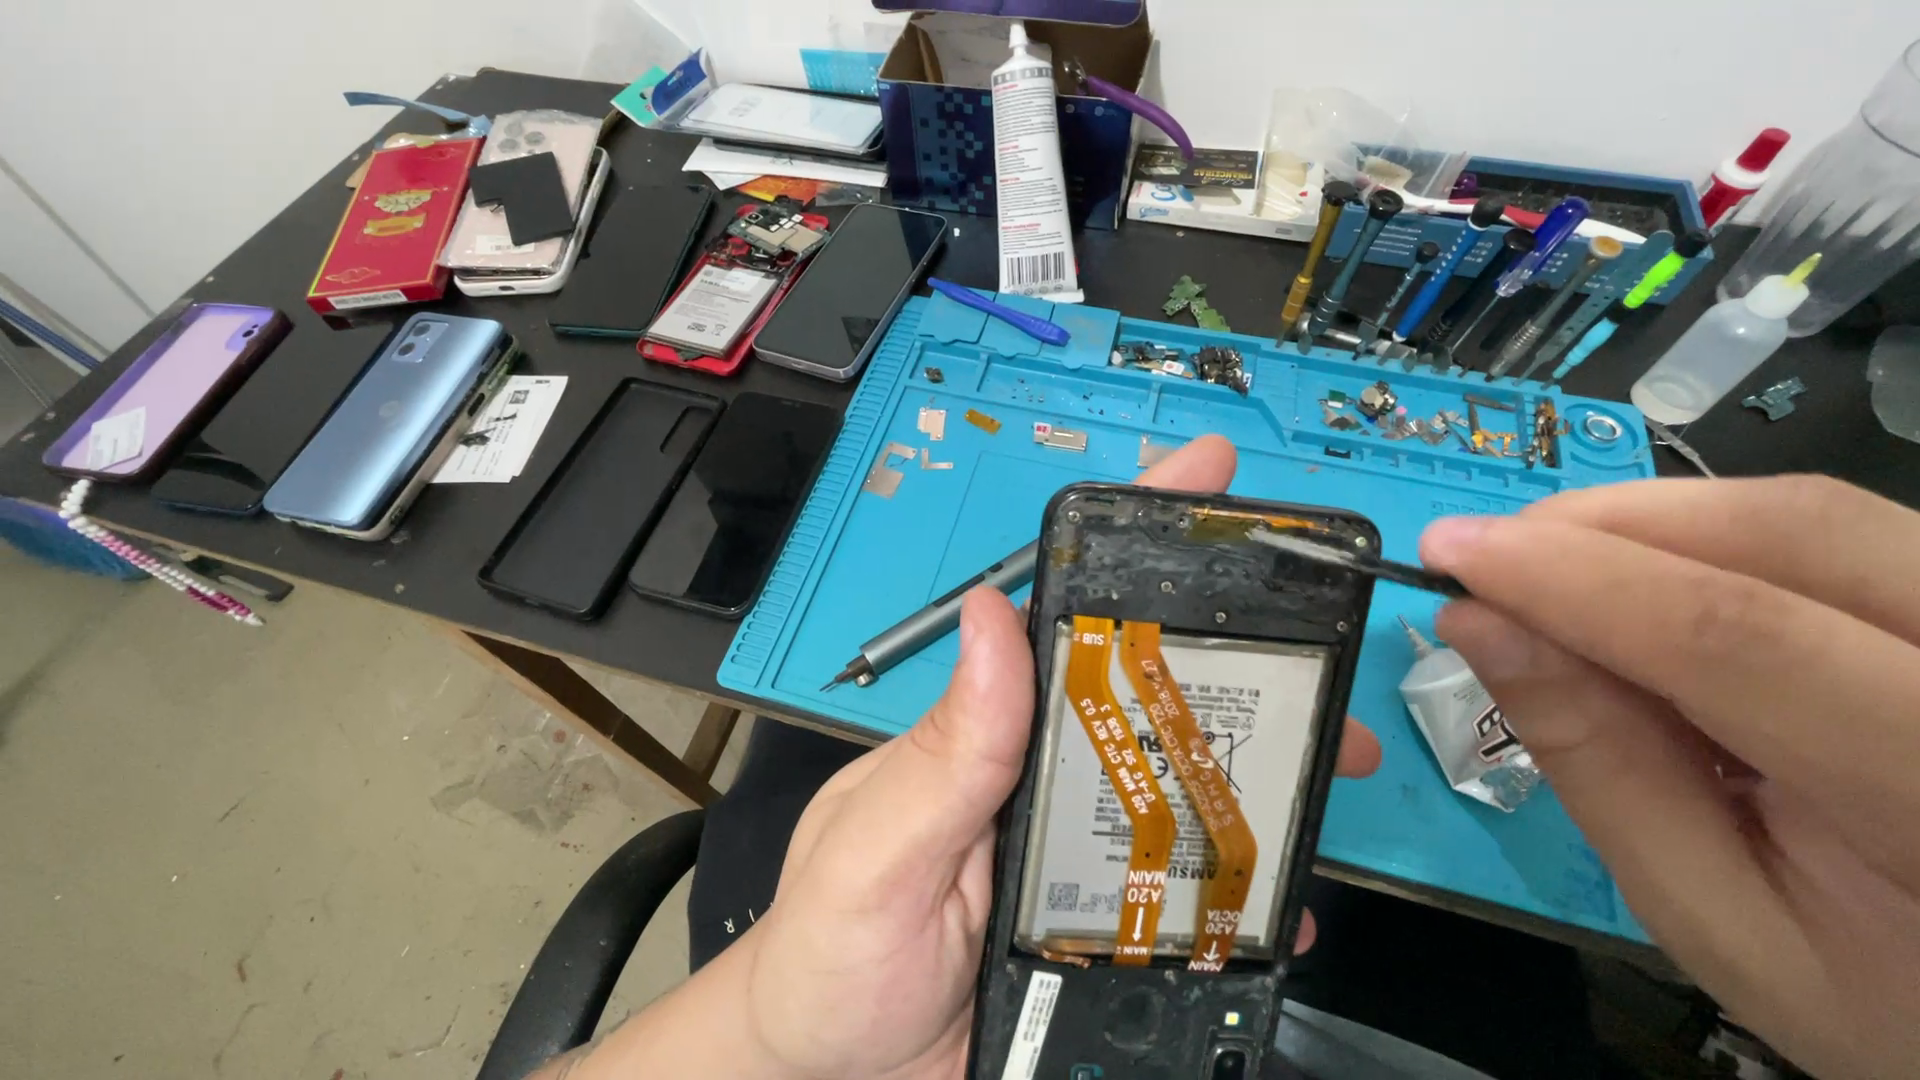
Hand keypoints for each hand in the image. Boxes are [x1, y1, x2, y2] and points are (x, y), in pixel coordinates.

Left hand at [736, 435, 1381, 1078]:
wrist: (833, 1073)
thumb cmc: (833, 955)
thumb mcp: (878, 848)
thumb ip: (943, 752)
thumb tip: (992, 612)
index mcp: (987, 732)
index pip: (1062, 616)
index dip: (1131, 540)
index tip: (1208, 478)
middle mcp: (1038, 772)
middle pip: (1147, 696)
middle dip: (1240, 665)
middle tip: (1323, 662)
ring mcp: (1075, 846)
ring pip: (1182, 786)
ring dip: (1260, 771)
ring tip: (1331, 767)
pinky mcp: (1101, 919)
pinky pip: (1186, 887)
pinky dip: (1242, 885)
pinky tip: (1282, 896)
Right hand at [1419, 475, 1919, 1078]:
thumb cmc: (1870, 990)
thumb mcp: (1711, 909)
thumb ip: (1595, 760)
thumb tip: (1476, 626)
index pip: (1734, 638)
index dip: (1568, 578)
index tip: (1447, 551)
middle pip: (1788, 533)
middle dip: (1599, 524)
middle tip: (1485, 555)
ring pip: (1811, 514)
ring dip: (1641, 523)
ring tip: (1544, 572)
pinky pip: (1829, 533)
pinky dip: (1698, 540)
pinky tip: (1636, 586)